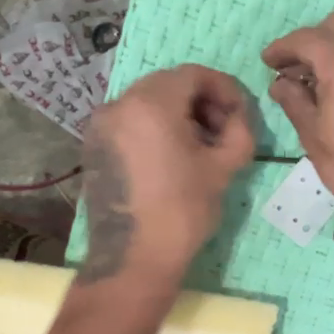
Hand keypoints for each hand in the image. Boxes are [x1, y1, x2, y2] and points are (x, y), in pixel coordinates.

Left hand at [76, 65, 253, 288]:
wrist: (134, 258)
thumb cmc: (183, 211)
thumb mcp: (224, 168)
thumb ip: (239, 131)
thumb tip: (239, 117)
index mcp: (150, 102)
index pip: (194, 75)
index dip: (224, 89)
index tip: (240, 114)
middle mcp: (118, 104)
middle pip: (168, 86)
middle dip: (200, 103)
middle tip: (222, 132)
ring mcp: (100, 127)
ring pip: (147, 104)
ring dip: (178, 116)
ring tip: (199, 149)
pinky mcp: (93, 148)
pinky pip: (129, 125)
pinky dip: (154, 131)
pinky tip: (171, 160)